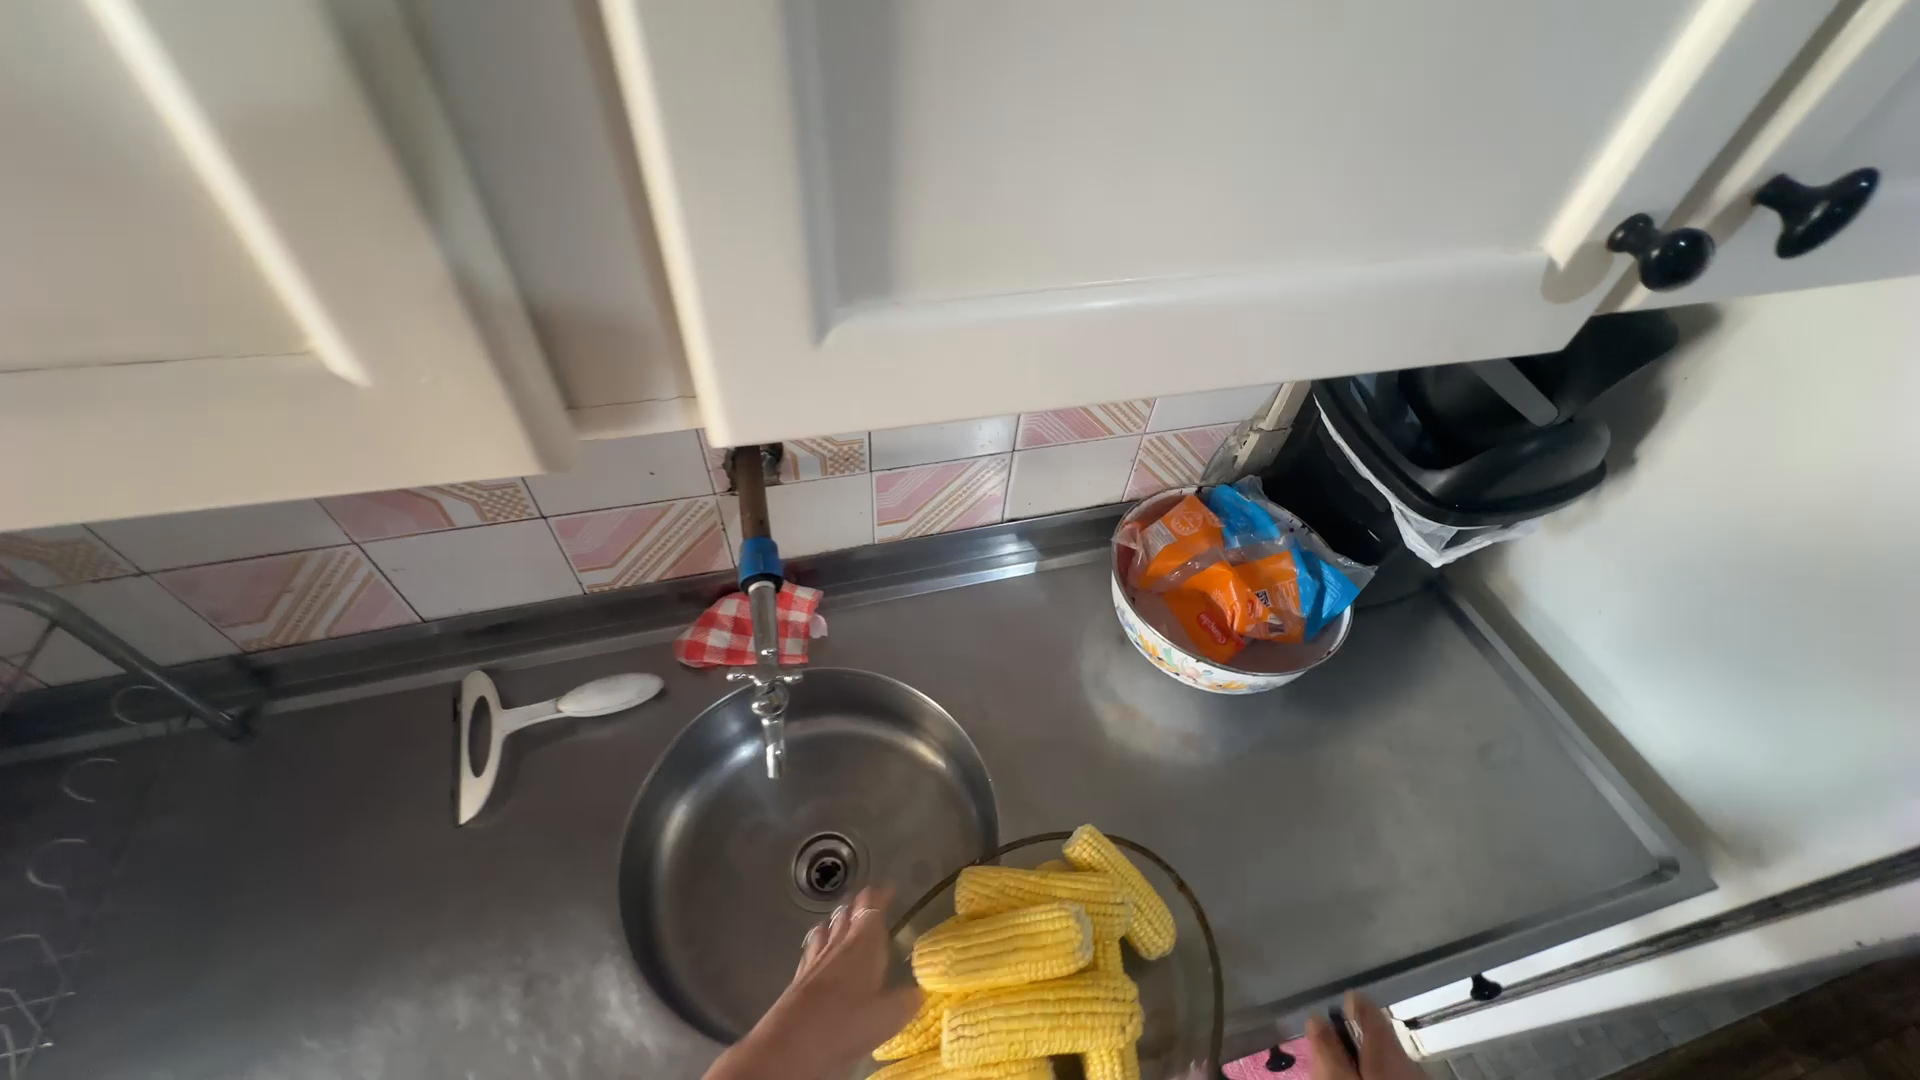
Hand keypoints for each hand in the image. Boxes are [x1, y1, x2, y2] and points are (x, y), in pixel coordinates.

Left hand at [708, 886, 921, 1079]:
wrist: (790, 1044)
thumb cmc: (845, 1024)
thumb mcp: (886, 1017)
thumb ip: (905, 1002)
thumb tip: (918, 993)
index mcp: (864, 944)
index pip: (872, 908)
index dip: (880, 896)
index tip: (889, 890)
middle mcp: (839, 943)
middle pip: (849, 913)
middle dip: (860, 904)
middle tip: (870, 901)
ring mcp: (816, 957)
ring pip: (829, 926)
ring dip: (839, 919)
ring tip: (846, 916)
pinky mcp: (800, 975)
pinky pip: (813, 945)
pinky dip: (821, 938)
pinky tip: (819, 943)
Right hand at [1307, 993, 1425, 1079]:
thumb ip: (1326, 1050)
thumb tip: (1316, 1018)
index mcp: (1385, 1051)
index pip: (1368, 1010)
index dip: (1350, 1006)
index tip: (1334, 1011)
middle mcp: (1406, 1061)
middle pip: (1378, 1038)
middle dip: (1353, 1042)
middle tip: (1329, 1058)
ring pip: (1387, 1062)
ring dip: (1365, 1065)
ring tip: (1344, 1076)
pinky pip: (1394, 1078)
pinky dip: (1377, 1078)